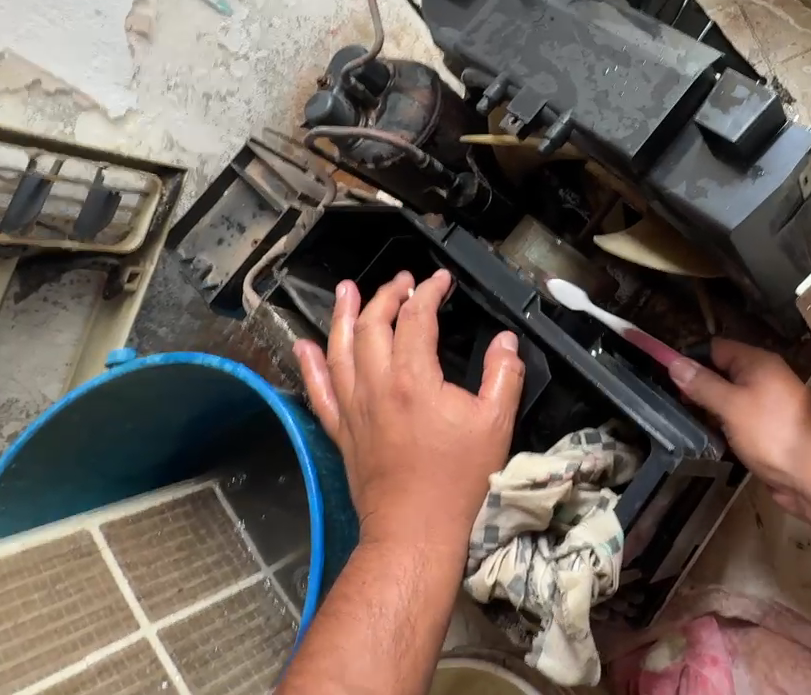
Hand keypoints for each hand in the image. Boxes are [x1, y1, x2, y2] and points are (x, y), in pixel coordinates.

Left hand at [294, 270, 523, 546]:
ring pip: (340, 350)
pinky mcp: (341, 431)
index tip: (442, 280)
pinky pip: (319, 390)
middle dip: (388, 295)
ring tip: (348, 289)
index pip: (416, 319)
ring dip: (344, 315)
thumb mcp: (496, 422)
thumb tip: (506, 341)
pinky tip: (304, 346)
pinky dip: (310, 365)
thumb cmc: (459, 479)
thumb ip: (504, 374)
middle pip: (373, 325)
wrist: (414, 531)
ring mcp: (354, 409)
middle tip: (404, 280)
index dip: (429, 293)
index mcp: (414, 379)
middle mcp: (377, 386)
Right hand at [666, 339, 810, 517]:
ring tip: (686, 422)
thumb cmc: (772, 432)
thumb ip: (703, 384)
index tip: (668, 375)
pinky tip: (709, 439)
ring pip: (730, 400)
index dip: (692, 358)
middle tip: (674, 403)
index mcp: (758, 363)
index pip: (717, 348)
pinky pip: (739, 421)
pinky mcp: (769, 431)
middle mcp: (764, 379)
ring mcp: (768, 406)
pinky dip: (725, 428)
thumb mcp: (731, 405)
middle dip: (699, 386)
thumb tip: (675, 362)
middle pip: (723, 373)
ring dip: (711, 410)